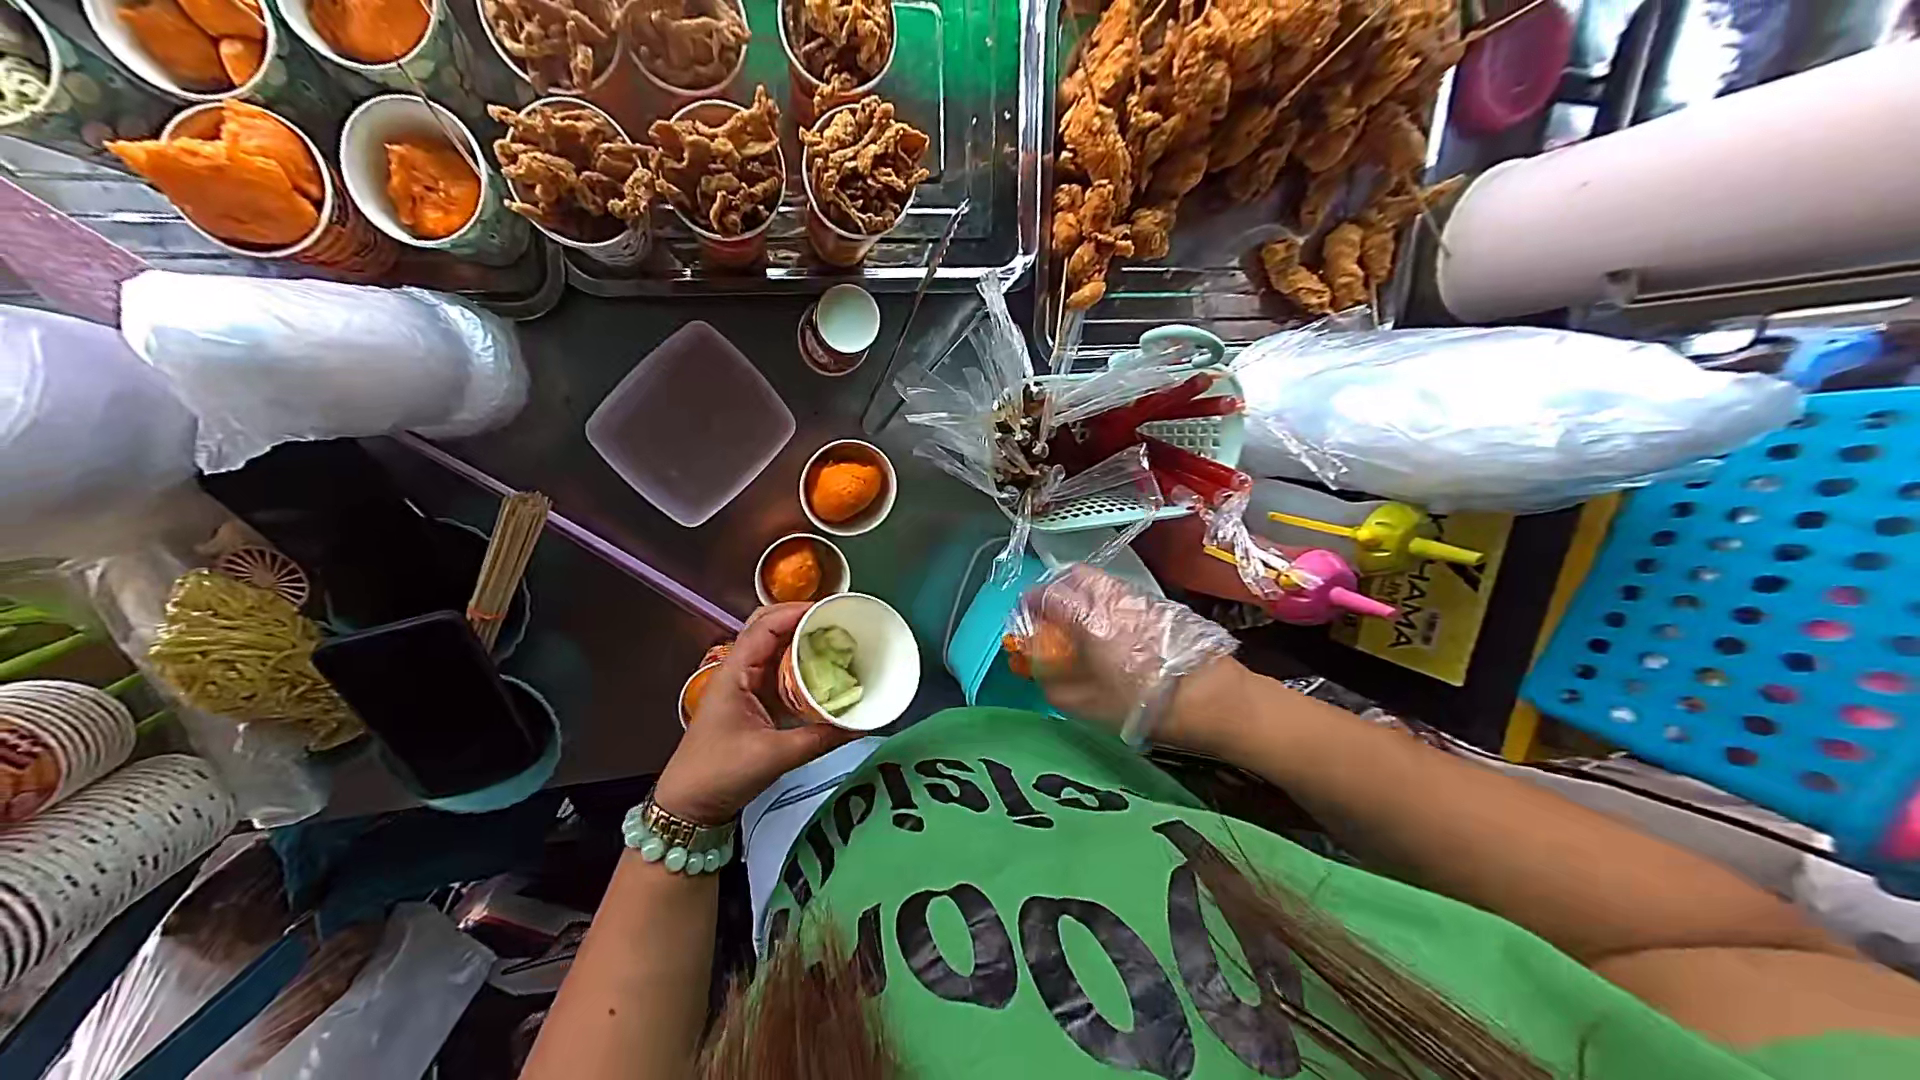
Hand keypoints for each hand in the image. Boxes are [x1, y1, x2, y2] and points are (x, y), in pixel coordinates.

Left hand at [652, 603, 860, 823]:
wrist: (688, 806)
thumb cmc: (718, 774)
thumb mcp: (774, 756)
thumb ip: (820, 738)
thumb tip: (859, 725)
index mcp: (736, 673)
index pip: (766, 625)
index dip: (798, 611)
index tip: (832, 611)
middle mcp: (740, 671)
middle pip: (771, 628)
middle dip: (803, 619)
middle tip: (839, 622)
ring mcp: (747, 686)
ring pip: (777, 649)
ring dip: (804, 641)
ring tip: (838, 641)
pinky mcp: (755, 702)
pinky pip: (781, 673)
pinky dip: (803, 666)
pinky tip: (826, 672)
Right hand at [1015, 564, 1241, 745]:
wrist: (1213, 698)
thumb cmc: (1142, 704)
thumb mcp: (1084, 705)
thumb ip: (1051, 681)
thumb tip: (1037, 666)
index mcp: (1086, 615)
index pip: (1044, 594)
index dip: (1028, 608)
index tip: (1025, 626)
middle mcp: (1110, 595)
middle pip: (1072, 576)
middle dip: (1055, 594)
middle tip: (1052, 623)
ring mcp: (1137, 595)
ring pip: (1099, 583)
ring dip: (1081, 599)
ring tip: (1081, 632)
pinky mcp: (1158, 604)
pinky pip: (1120, 596)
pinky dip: (1105, 607)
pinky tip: (1112, 636)